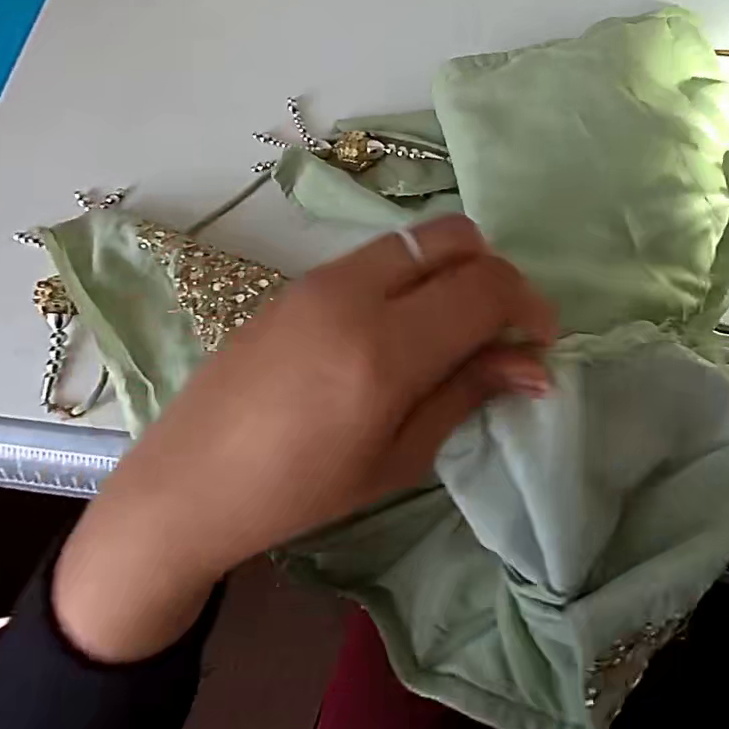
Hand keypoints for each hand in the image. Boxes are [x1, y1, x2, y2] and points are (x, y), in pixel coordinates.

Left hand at [53, 215, 556, 661]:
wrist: (188, 482)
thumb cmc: (301, 490)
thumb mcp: (400, 455)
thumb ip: (469, 392)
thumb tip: (536, 366)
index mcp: (384, 351)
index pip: (485, 289)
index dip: (529, 307)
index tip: (540, 342)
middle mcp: (355, 294)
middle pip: (458, 237)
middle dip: (497, 274)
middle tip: (500, 327)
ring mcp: (323, 278)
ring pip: (419, 238)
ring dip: (456, 269)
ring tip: (453, 327)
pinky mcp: (303, 279)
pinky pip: (382, 255)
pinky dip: (416, 274)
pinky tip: (403, 326)